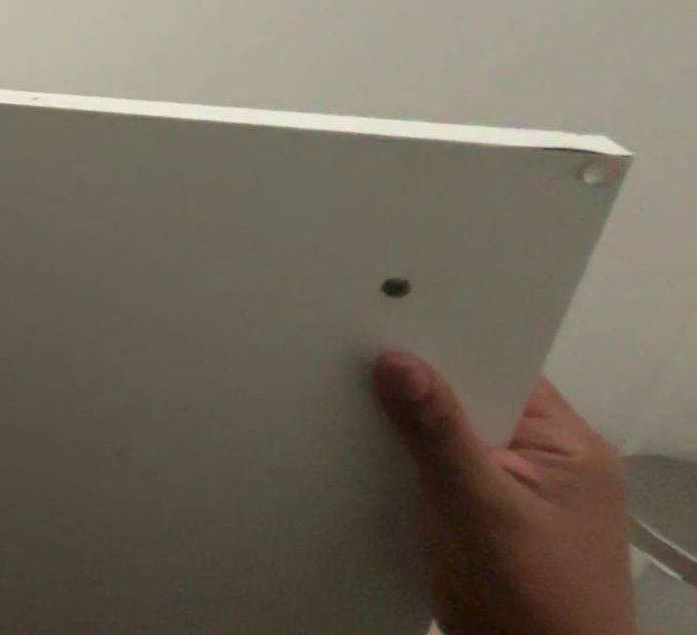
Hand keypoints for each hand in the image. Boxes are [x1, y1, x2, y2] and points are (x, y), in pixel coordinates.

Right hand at [373, 352, 634, 634]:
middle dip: (411, 378)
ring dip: (399, 416)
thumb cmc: (530, 592)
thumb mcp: (479, 505)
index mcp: (566, 445)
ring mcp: (508, 478)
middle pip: (465, 391)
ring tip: (345, 391)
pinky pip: (430, 453)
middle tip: (349, 353)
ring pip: (442, 424)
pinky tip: (361, 439)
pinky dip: (397, 446)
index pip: (499, 365)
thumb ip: (437, 432)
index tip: (383, 319)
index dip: (443, 340)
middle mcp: (542, 454)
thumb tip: (397, 360)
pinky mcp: (475, 499)